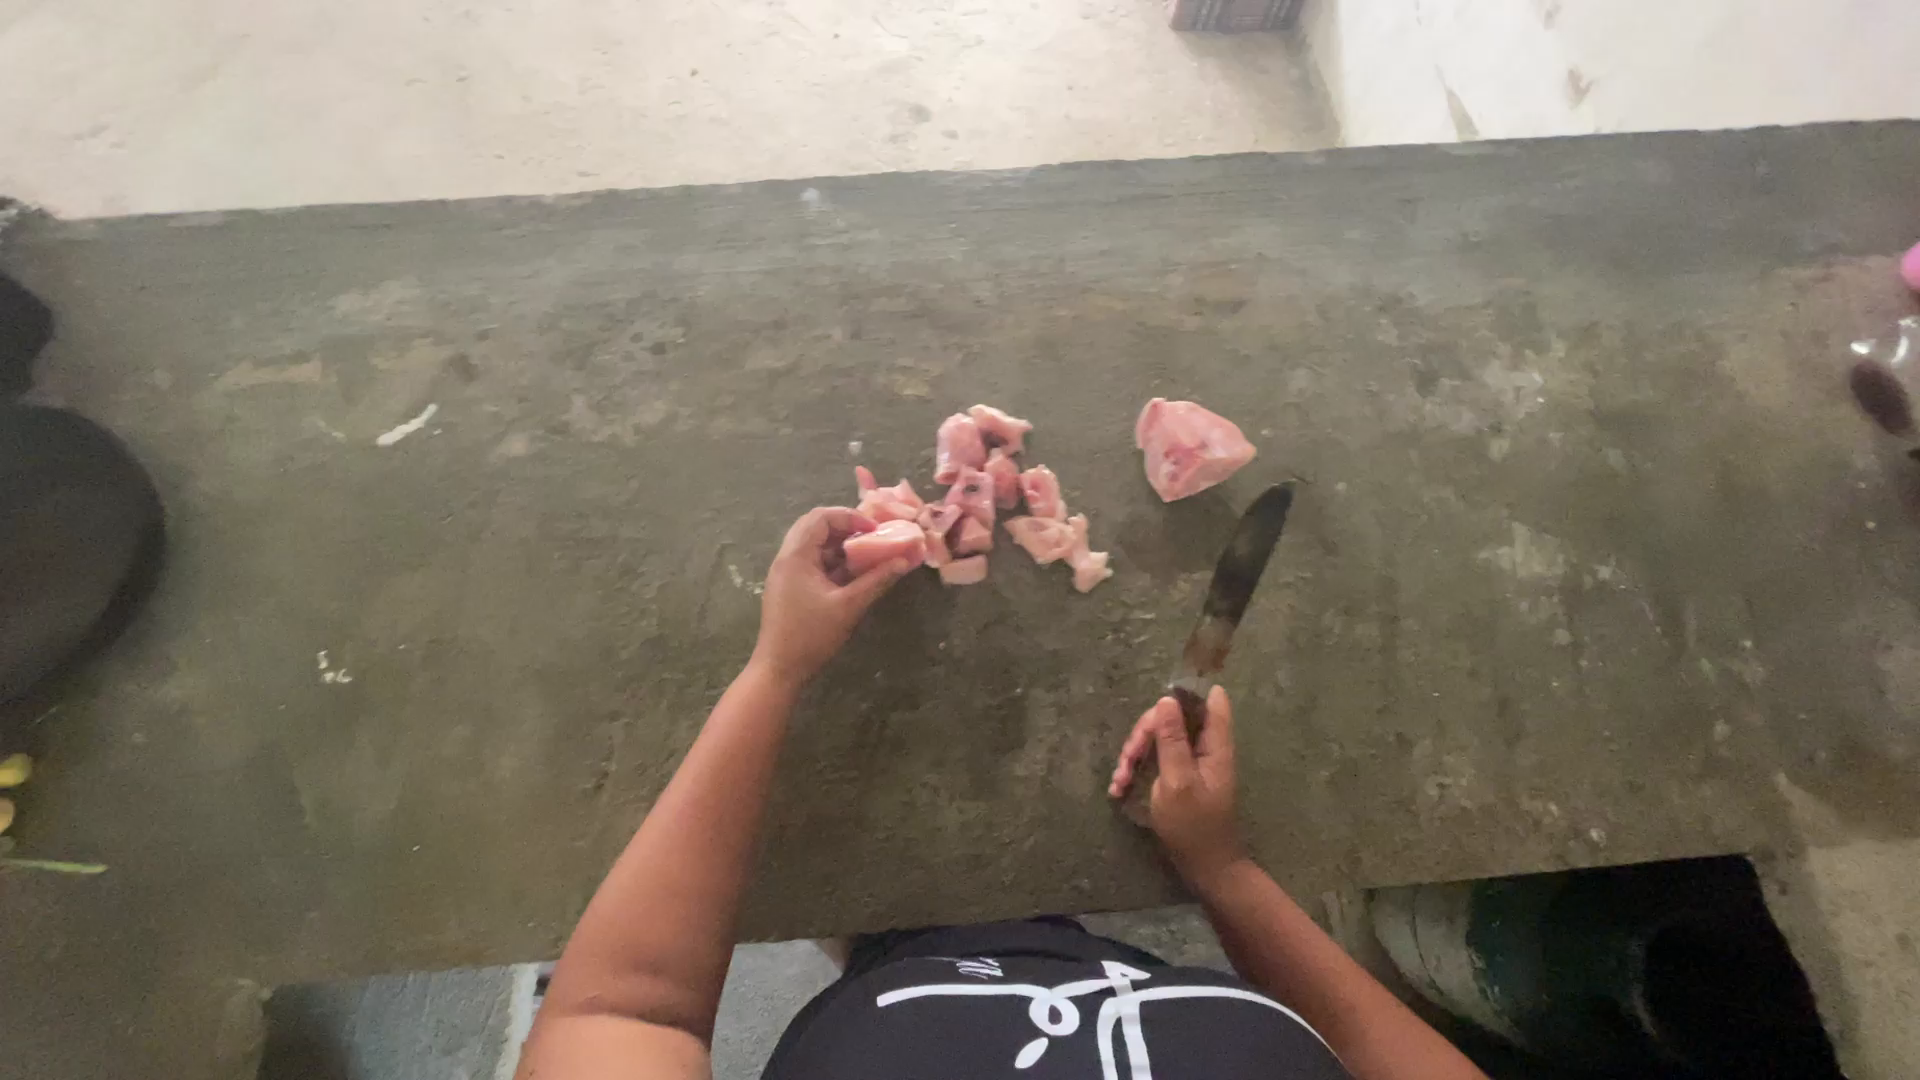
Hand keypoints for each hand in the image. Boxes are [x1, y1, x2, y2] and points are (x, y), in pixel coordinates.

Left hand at [750, 507, 911, 687]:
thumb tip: (904, 560)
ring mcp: (786, 572)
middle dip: (846, 527)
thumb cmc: (812, 635)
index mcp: (796, 556)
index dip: (850, 517)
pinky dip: (833, 561)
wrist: (779, 669)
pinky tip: (853, 574)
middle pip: (815, 526)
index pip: (821, 517)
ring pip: (814, 544)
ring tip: (866, 554)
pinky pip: (812, 561)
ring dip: (840, 545)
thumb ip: (877, 580)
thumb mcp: (849, 606)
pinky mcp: (789, 586)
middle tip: (871, 536)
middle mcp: (787, 557)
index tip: (875, 530)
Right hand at [1108, 686, 1245, 886]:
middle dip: (1144, 734)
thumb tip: (1166, 700)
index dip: (1187, 692)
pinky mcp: (1177, 776)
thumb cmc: (1194, 827)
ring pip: (1158, 739)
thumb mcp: (1178, 781)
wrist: (1204, 868)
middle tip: (1128, 759)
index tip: (1159, 700)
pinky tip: (1120, 787)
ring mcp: (1190, 762)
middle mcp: (1204, 748)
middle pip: (1172, 719)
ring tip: (1120, 780)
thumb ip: (1172, 740)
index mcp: (1214, 746)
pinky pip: (1154, 759)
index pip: (1210, 702)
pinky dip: (1135, 769)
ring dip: (1134, 754)